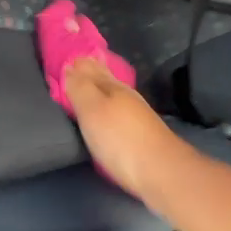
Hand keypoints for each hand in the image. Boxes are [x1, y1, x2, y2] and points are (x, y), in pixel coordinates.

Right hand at [62, 57, 199, 201]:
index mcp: (113, 87)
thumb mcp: (93, 110)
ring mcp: (137, 116)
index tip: (68, 58)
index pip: (92, 69)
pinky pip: (120, 111)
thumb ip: (80, 88)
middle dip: (92, 72)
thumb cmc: (120, 139)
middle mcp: (126, 97)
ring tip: (90, 85)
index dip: (80, 64)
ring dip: (101, 88)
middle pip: (106, 79)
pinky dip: (110, 106)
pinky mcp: (143, 135)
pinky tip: (110, 111)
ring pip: (115, 94)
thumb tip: (70, 65)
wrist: (162, 172)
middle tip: (78, 65)